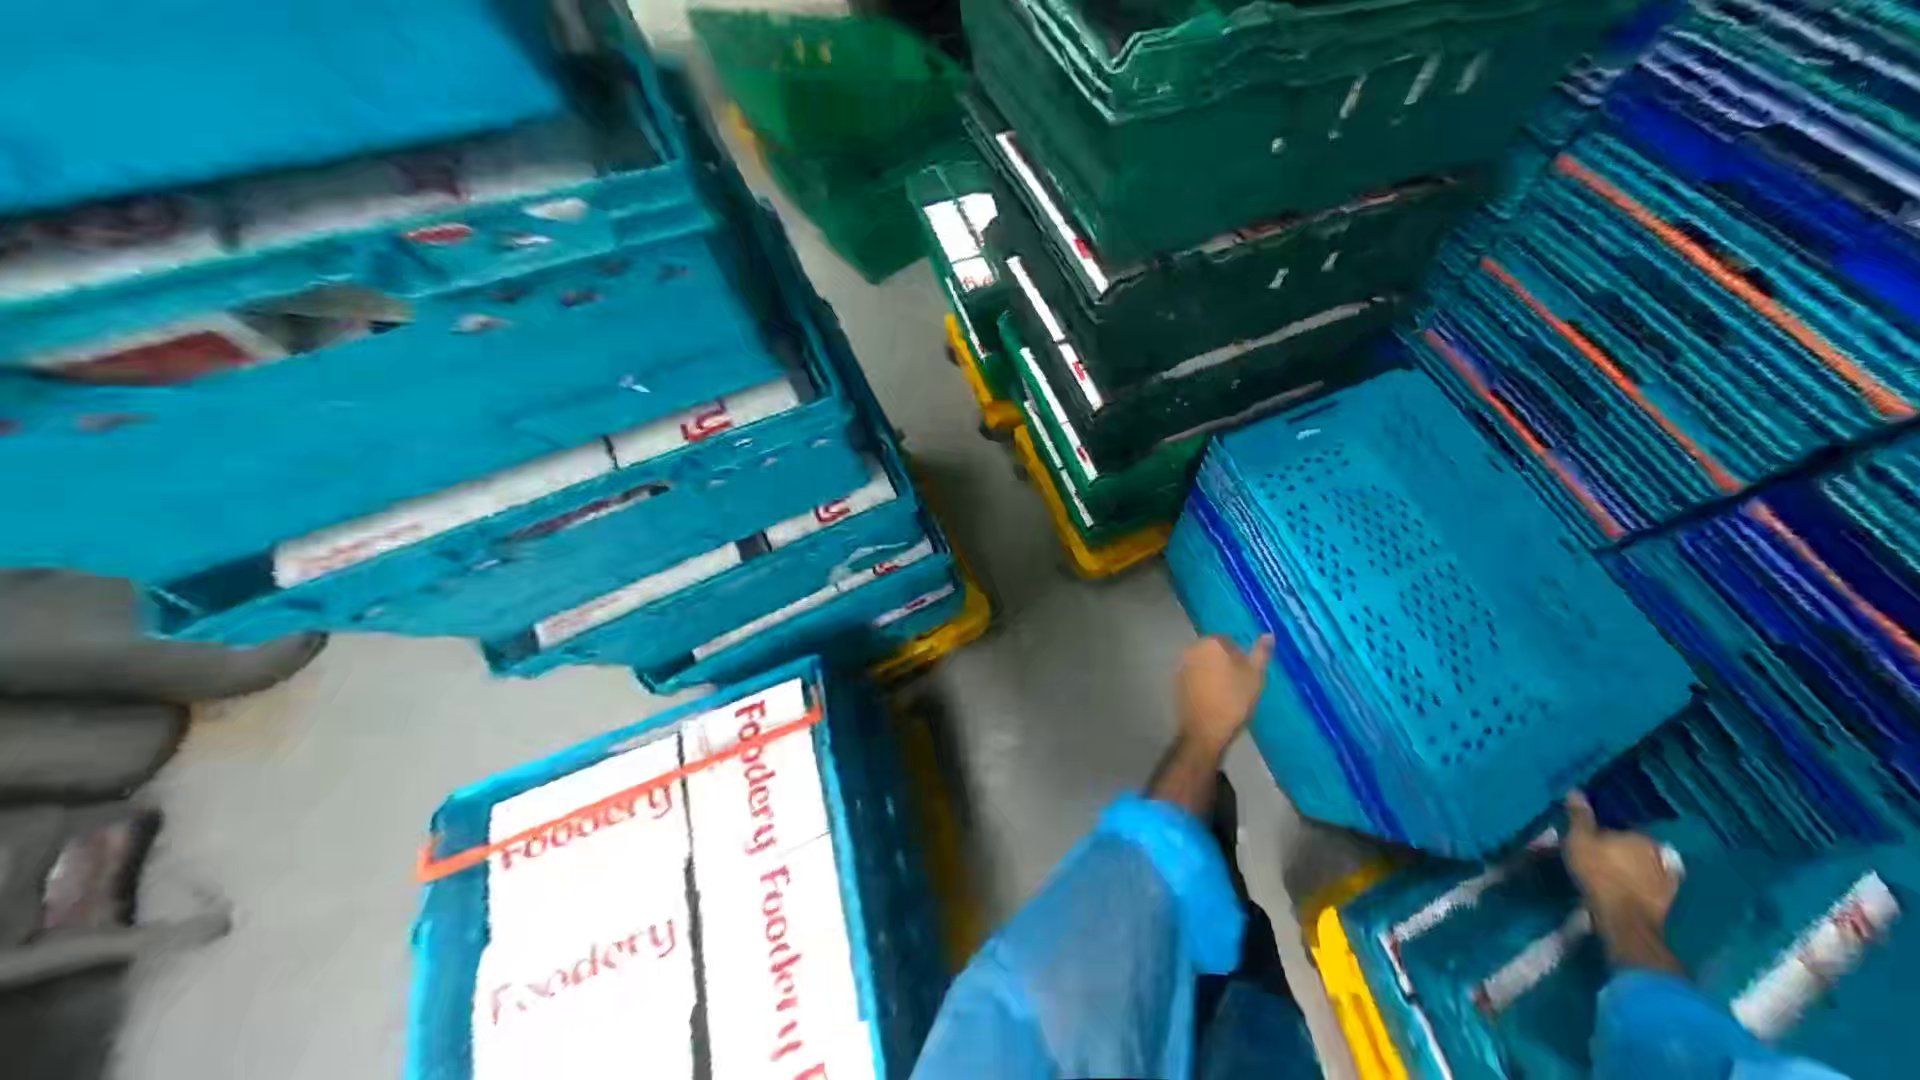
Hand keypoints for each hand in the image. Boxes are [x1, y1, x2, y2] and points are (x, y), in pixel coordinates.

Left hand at [1175, 634, 1273, 757]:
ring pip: (1202, 663)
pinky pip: (1193, 676)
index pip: (1229, 642)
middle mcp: (1191, 649)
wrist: (1205, 728)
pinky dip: (1201, 682)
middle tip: (1237, 684)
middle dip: (1224, 663)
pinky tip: (1210, 698)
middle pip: (1213, 651)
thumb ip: (1261, 653)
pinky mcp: (1175, 681)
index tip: (1245, 674)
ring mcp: (1180, 665)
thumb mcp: (1255, 676)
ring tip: (1224, 693)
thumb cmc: (1234, 700)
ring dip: (1212, 672)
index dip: (1240, 658)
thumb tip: (1269, 634)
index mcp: (1211, 643)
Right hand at [1563, 793, 1682, 971]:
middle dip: (1617, 851)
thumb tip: (1577, 790)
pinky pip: (1651, 883)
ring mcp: (1668, 877)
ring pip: (1643, 865)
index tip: (1586, 844)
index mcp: (1639, 836)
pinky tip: (1626, 888)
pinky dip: (1640, 883)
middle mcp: (1659, 852)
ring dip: (1629, 868)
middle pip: (1632, 847)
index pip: (1617, 829)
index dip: (1599, 835)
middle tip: (1596, 860)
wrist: (1625, 916)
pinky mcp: (1669, 897)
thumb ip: (1580, 816)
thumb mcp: (1579, 839)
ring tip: (1609, 876)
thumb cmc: (1598, 872)